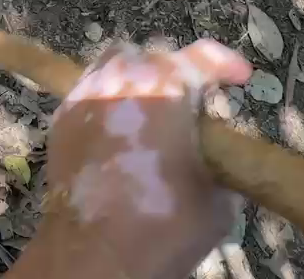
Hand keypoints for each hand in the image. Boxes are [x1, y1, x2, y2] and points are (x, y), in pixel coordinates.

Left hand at [12, 40, 252, 278]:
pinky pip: (90, 88)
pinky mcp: (64, 111)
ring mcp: (88, 89)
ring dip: (139, 76)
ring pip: (116, 61)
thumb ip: (219, 165)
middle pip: (156, 55)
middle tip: (190, 104)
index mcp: (168, 86)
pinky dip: (109, 99)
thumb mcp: (218, 202)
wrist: (95, 249)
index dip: (226, 64)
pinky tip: (119, 129)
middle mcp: (125, 74)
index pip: (204, 57)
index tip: (240, 76)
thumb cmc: (164, 224)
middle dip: (177, 72)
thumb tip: (214, 160)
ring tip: (151, 108)